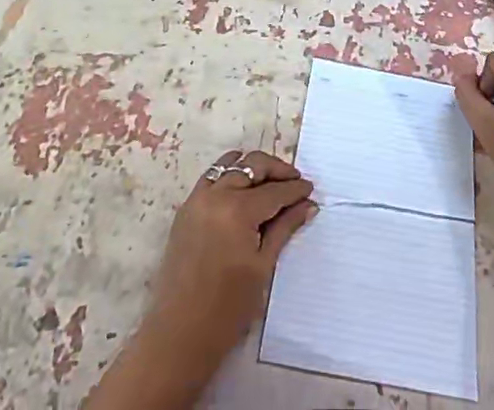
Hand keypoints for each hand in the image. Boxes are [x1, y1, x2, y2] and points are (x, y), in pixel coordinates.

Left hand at [140, 151, 314, 363]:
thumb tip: (307, 205)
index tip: (310, 189)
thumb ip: (283, 228)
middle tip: (294, 180)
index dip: (294, 189)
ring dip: (251, 167)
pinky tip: (242, 188)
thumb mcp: (263, 266)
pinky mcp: (185, 208)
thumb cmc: (230, 305)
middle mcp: (215, 195)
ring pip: (227, 165)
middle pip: (250, 166)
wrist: (183, 327)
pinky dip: (228, 174)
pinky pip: (210, 178)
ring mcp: (196, 199)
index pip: (273, 191)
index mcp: (237, 210)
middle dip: (275, 170)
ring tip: (271, 181)